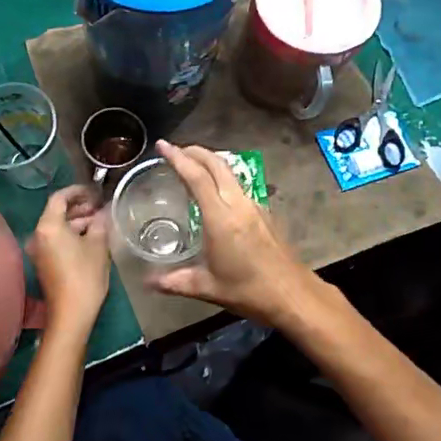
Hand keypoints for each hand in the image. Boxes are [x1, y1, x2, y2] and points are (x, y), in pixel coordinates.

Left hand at [26, 186, 110, 340]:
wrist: (71, 313)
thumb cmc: (85, 275)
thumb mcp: (98, 245)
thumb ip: (100, 223)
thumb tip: (103, 211)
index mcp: (48, 226)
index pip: (59, 198)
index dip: (77, 191)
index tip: (94, 191)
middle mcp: (38, 235)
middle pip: (57, 212)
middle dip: (79, 207)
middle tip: (100, 206)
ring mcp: (39, 250)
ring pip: (58, 227)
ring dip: (77, 221)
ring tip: (100, 222)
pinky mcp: (44, 263)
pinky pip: (57, 240)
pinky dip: (72, 234)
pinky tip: (91, 237)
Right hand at [152, 141, 334, 328]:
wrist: (293, 295)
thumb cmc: (249, 291)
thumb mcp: (208, 288)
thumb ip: (175, 282)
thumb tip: (148, 282)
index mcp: (221, 218)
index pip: (197, 177)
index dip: (178, 158)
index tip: (164, 145)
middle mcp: (239, 205)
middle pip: (217, 165)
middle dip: (196, 152)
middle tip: (176, 150)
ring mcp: (255, 207)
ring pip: (231, 173)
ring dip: (211, 163)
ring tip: (193, 166)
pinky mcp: (265, 214)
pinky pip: (239, 187)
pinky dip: (223, 179)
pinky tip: (216, 193)